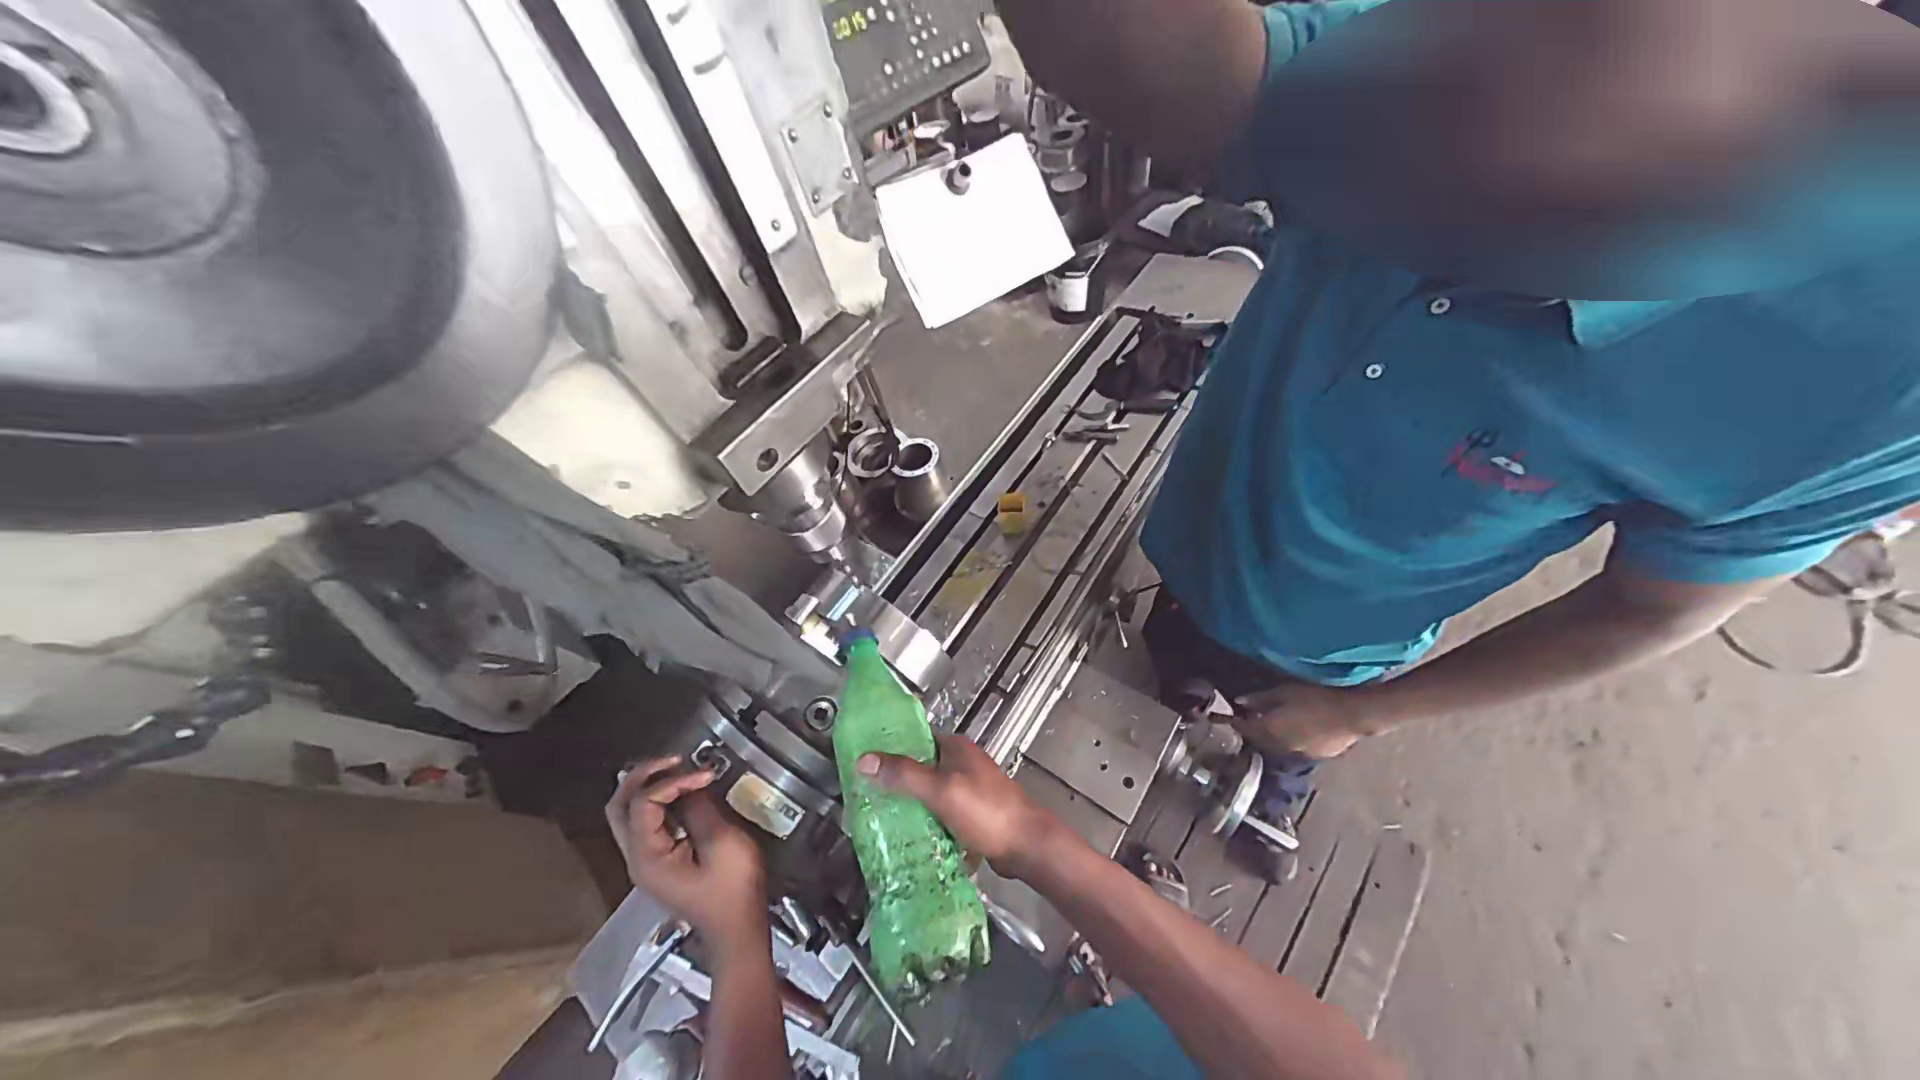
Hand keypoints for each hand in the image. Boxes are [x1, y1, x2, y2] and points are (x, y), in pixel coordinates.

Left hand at [605, 757, 766, 945]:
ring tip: (679, 769)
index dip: (672, 781)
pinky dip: (660, 802)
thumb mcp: (723, 845)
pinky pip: (648, 824)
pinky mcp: (661, 862)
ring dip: (649, 787)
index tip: (706, 775)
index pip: (643, 804)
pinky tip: (683, 792)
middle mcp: (637, 859)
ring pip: (629, 815)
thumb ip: (701, 810)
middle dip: (643, 777)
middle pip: (620, 807)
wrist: (737, 931)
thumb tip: (692, 787)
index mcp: (647, 858)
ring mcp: (646, 862)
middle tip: (674, 759)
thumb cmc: (733, 890)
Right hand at [856, 734, 1070, 879]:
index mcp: (956, 748)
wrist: (1027, 846)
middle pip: (921, 768)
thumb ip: (904, 775)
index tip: (864, 762)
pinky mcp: (973, 814)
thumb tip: (864, 760)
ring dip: (911, 805)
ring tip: (881, 818)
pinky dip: (927, 823)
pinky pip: (941, 815)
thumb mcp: (941, 790)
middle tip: (867, 796)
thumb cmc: (987, 812)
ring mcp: (969, 789)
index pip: (915, 739)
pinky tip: (909, 838)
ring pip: (930, 793)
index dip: (890, 748)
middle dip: (897, 782)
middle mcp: (962, 763)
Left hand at [1232, 682, 1372, 759]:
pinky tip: (1293, 733)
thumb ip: (1260, 699)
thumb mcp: (1284, 693)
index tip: (1221, 718)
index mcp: (1269, 731)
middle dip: (1250, 731)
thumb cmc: (1315, 699)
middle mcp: (1280, 747)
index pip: (1244, 728)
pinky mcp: (1317, 756)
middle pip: (1259, 740)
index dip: (1232, 722)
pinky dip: (1288, 741)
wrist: (1353, 715)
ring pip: (1276, 747)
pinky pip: (1295, 749)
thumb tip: (1239, 702)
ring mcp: (1300, 754)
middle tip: (1245, 720)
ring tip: (1267, 726)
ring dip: (1268, 738)